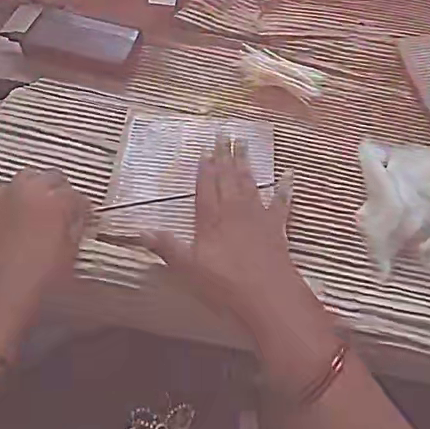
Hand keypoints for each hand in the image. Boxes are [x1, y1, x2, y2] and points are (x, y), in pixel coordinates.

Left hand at [0, 168, 90, 353]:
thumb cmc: (37, 286)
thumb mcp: (69, 257)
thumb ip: (76, 229)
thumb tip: (78, 219)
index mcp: (56, 201)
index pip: (78, 196)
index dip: (85, 210)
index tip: (87, 220)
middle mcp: (31, 190)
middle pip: (54, 177)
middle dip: (62, 191)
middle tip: (66, 212)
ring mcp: (5, 197)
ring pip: (29, 178)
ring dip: (38, 188)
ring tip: (42, 208)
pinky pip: (7, 191)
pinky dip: (16, 196)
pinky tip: (19, 215)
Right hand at [140, 138, 336, 384]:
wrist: (268, 294)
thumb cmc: (224, 284)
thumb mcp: (188, 269)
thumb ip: (167, 247)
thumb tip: (141, 231)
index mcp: (212, 218)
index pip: (206, 187)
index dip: (205, 168)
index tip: (205, 149)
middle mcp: (234, 210)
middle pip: (227, 178)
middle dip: (224, 156)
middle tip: (224, 134)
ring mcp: (257, 215)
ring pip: (249, 183)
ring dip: (245, 164)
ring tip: (243, 144)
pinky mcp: (276, 225)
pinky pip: (281, 202)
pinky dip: (284, 188)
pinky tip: (288, 175)